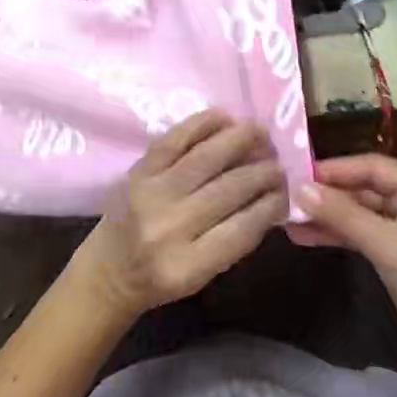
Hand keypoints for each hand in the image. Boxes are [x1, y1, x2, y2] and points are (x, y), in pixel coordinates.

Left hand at [67, 110, 287, 323]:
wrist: (107, 271)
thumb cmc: (161, 278)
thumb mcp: (202, 275)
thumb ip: (235, 240)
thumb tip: (272, 198)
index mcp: (188, 266)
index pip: (243, 228)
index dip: (272, 204)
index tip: (288, 191)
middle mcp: (168, 228)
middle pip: (229, 190)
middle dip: (263, 172)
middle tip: (280, 162)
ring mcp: (150, 195)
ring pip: (205, 159)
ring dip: (240, 141)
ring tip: (261, 133)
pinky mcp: (137, 172)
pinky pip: (173, 140)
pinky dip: (201, 125)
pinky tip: (225, 118)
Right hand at [295, 155, 396, 396]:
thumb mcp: (390, 248)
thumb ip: (344, 216)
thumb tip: (299, 189)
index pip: (373, 166)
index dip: (333, 169)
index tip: (293, 172)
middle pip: (364, 188)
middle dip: (326, 195)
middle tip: (283, 196)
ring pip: (360, 213)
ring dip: (327, 217)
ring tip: (286, 219)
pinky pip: (363, 234)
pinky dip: (338, 235)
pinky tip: (305, 237)